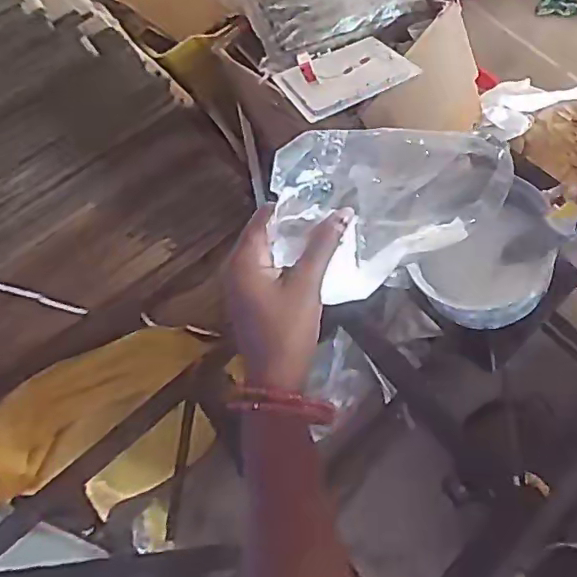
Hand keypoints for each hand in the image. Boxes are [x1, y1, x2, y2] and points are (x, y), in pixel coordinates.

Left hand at [227, 204, 349, 390]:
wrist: (275, 377)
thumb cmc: (288, 328)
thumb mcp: (308, 284)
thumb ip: (323, 245)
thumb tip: (343, 212)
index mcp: (243, 260)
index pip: (263, 218)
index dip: (289, 206)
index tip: (318, 199)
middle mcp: (234, 268)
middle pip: (262, 232)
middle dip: (292, 222)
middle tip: (324, 213)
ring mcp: (239, 285)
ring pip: (266, 250)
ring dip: (290, 241)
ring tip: (322, 231)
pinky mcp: (250, 298)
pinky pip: (266, 266)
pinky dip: (285, 258)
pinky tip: (308, 259)